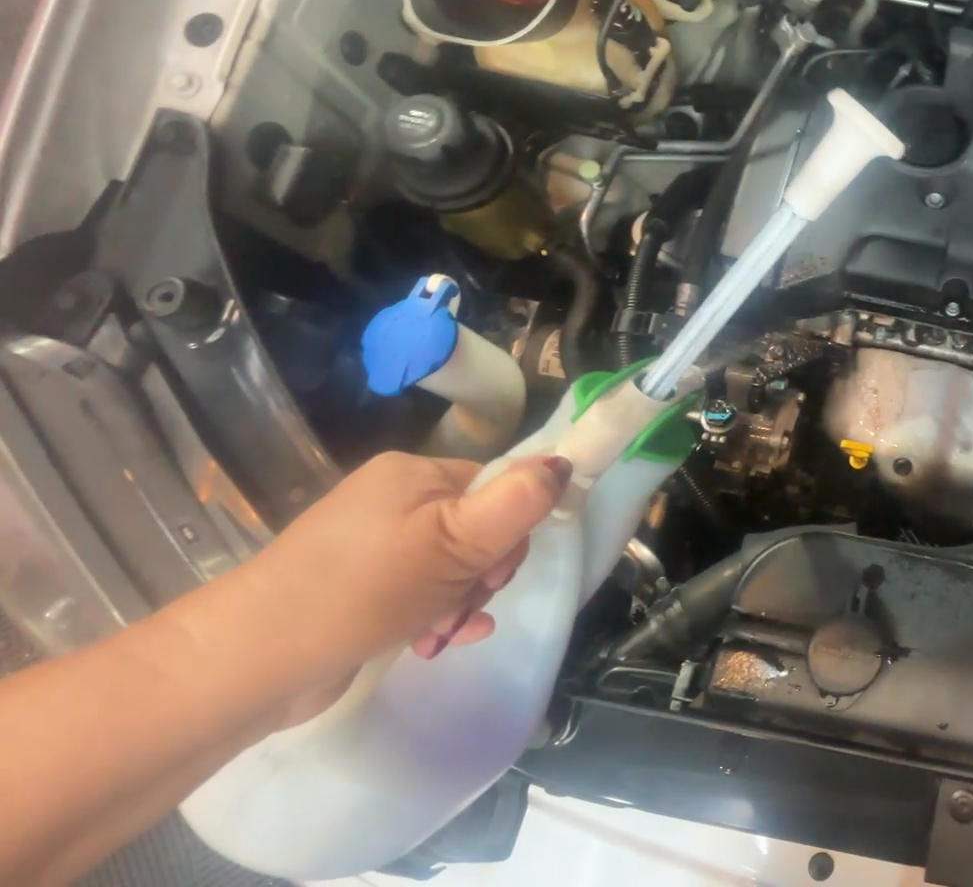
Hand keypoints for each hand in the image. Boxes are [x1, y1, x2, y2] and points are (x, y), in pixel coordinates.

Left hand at [219, 452, 570, 725]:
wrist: (248, 667)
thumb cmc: (362, 591)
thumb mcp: (456, 542)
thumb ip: (519, 502)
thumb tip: (565, 463)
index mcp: (415, 473)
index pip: (498, 485)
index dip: (512, 529)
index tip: (498, 570)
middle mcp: (394, 499)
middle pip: (480, 528)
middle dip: (486, 574)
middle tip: (465, 604)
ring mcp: (373, 545)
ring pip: (456, 566)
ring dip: (463, 602)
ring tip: (440, 633)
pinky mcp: (359, 587)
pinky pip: (424, 591)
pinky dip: (439, 615)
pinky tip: (438, 641)